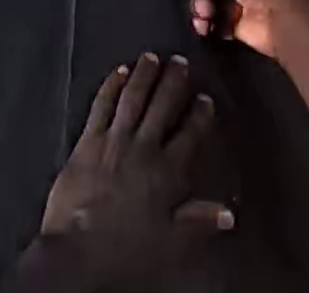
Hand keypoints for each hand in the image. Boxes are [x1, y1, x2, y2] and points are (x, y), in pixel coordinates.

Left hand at [29, 52, 231, 286]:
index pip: (189, 136)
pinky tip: (119, 70)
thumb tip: (230, 212)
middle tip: (181, 61)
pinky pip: (102, 104)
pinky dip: (111, 84)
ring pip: (133, 97)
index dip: (199, 115)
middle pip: (162, 107)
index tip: (205, 97)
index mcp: (167, 173)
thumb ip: (198, 222)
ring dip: (144, 75)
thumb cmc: (128, 252)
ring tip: (152, 56)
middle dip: (173, 82)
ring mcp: (113, 139)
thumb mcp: (171, 245)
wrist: (78, 252)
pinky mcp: (88, 138)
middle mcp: (143, 148)